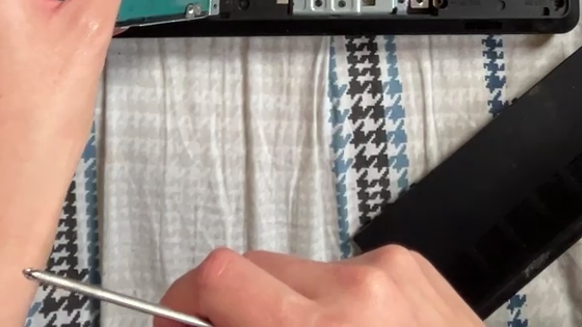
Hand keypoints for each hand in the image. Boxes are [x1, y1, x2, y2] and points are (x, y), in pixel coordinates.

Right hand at [157, 247, 482, 326]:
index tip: (174, 326)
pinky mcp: (407, 260)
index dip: (182, 303)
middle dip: (234, 313)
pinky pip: (341, 271)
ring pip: (296, 271)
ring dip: (286, 310)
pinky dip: (331, 304)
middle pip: (253, 268)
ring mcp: (385, 266)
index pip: (222, 278)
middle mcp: (354, 286)